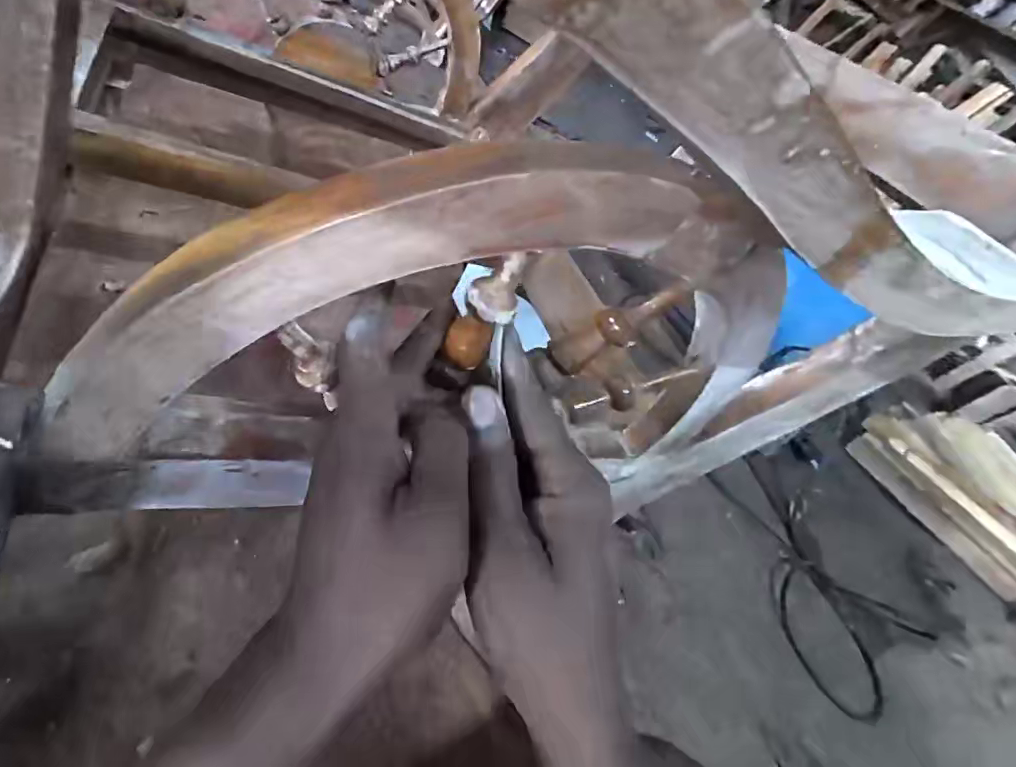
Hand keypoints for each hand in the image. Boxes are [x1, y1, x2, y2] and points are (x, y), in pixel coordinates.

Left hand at [279, 290, 469, 691]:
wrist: (326, 644)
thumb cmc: (384, 586)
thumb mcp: (437, 518)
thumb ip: (447, 449)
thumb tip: (454, 402)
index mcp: (362, 432)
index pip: (365, 350)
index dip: (380, 308)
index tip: (398, 272)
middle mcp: (350, 434)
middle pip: (383, 369)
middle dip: (419, 335)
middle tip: (458, 303)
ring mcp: (350, 460)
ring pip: (389, 400)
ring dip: (423, 372)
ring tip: (463, 344)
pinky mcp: (357, 483)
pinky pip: (391, 430)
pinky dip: (420, 411)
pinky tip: (450, 414)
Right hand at [466, 333, 636, 766]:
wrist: (571, 701)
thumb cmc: (535, 629)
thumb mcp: (502, 548)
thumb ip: (490, 470)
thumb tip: (477, 395)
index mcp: (571, 480)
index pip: (533, 401)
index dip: (506, 357)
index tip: (483, 313)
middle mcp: (575, 478)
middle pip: (528, 415)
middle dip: (489, 378)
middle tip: (442, 341)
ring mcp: (565, 499)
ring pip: (520, 439)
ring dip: (485, 410)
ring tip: (439, 372)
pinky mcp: (550, 517)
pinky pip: (516, 466)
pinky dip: (488, 445)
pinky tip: (455, 432)